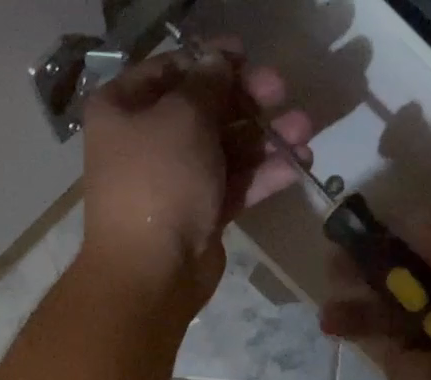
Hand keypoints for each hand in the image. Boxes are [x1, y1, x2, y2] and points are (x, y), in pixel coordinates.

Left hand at [79, 39, 312, 304]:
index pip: (170, 71)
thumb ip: (208, 84)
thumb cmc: (159, 181)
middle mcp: (145, 142)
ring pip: (225, 149)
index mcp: (124, 109)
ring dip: (265, 138)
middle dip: (247, 101)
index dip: (210, 61)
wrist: (152, 271)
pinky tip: (298, 165)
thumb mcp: (183, 117)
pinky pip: (233, 184)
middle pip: (203, 110)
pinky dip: (263, 174)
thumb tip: (218, 62)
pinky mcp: (199, 214)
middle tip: (281, 92)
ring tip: (306, 130)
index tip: (248, 57)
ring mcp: (174, 181)